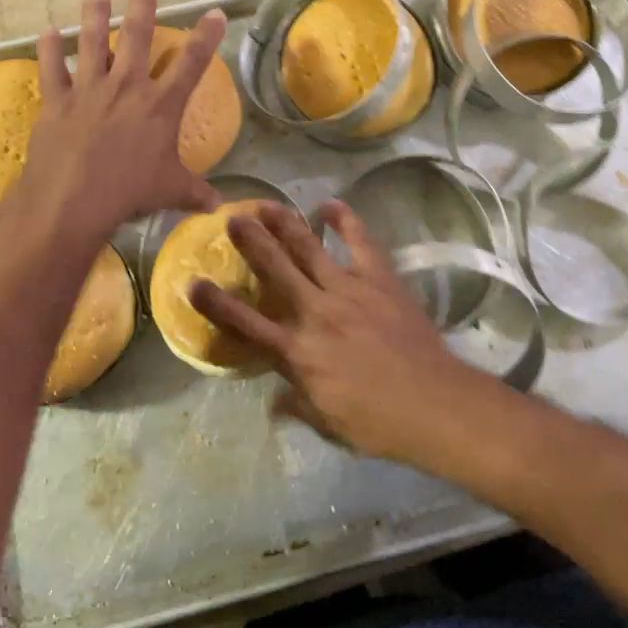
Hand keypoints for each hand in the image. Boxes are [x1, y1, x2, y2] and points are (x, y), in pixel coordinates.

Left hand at [2, 0, 226, 240]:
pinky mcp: (57, 100)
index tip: (216, 13)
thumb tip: (219, 205)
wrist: (74, 199)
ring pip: (93, 42)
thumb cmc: (129, 192)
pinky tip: (47, 30)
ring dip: (95, 14)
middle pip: (139, 38)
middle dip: (143, 8)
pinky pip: (51, 68)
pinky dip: (48, 48)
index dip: (206, 37)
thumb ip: (195, 192)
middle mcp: (127, 87)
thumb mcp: (170, 192)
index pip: (191, 63)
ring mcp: (89, 90)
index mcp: (160, 105)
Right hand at [190, 201, 496, 461]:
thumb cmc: (378, 422)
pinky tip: (330, 204)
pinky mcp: (380, 280)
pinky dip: (346, 221)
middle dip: (250, 242)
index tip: (193, 283)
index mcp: (298, 353)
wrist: (434, 404)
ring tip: (265, 204)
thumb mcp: (329, 423)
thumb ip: (298, 405)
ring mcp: (349, 291)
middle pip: (275, 270)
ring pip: (309, 248)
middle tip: (231, 218)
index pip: (245, 325)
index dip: (216, 304)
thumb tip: (273, 403)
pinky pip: (361, 242)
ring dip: (285, 224)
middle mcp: (316, 313)